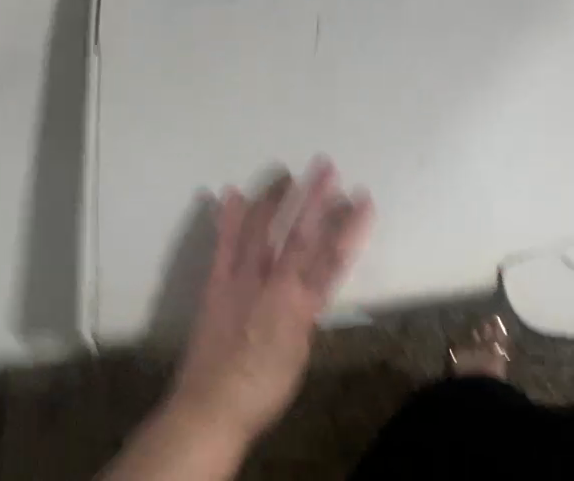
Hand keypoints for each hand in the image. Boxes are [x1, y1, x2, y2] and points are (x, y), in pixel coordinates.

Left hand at [166, 158, 374, 443]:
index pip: (332, 257)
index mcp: (300, 304)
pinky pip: (224, 244)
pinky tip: (231, 193)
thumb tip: (308, 293)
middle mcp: (273, 284)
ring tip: (286, 172)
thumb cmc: (263, 389)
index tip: (363, 198)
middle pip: (300, 234)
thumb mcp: (298, 354)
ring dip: (275, 198)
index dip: (350, 227)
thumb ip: (304, 316)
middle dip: (314, 198)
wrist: (210, 407)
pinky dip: (229, 218)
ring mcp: (242, 279)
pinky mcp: (217, 282)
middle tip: (326, 165)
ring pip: (262, 230)